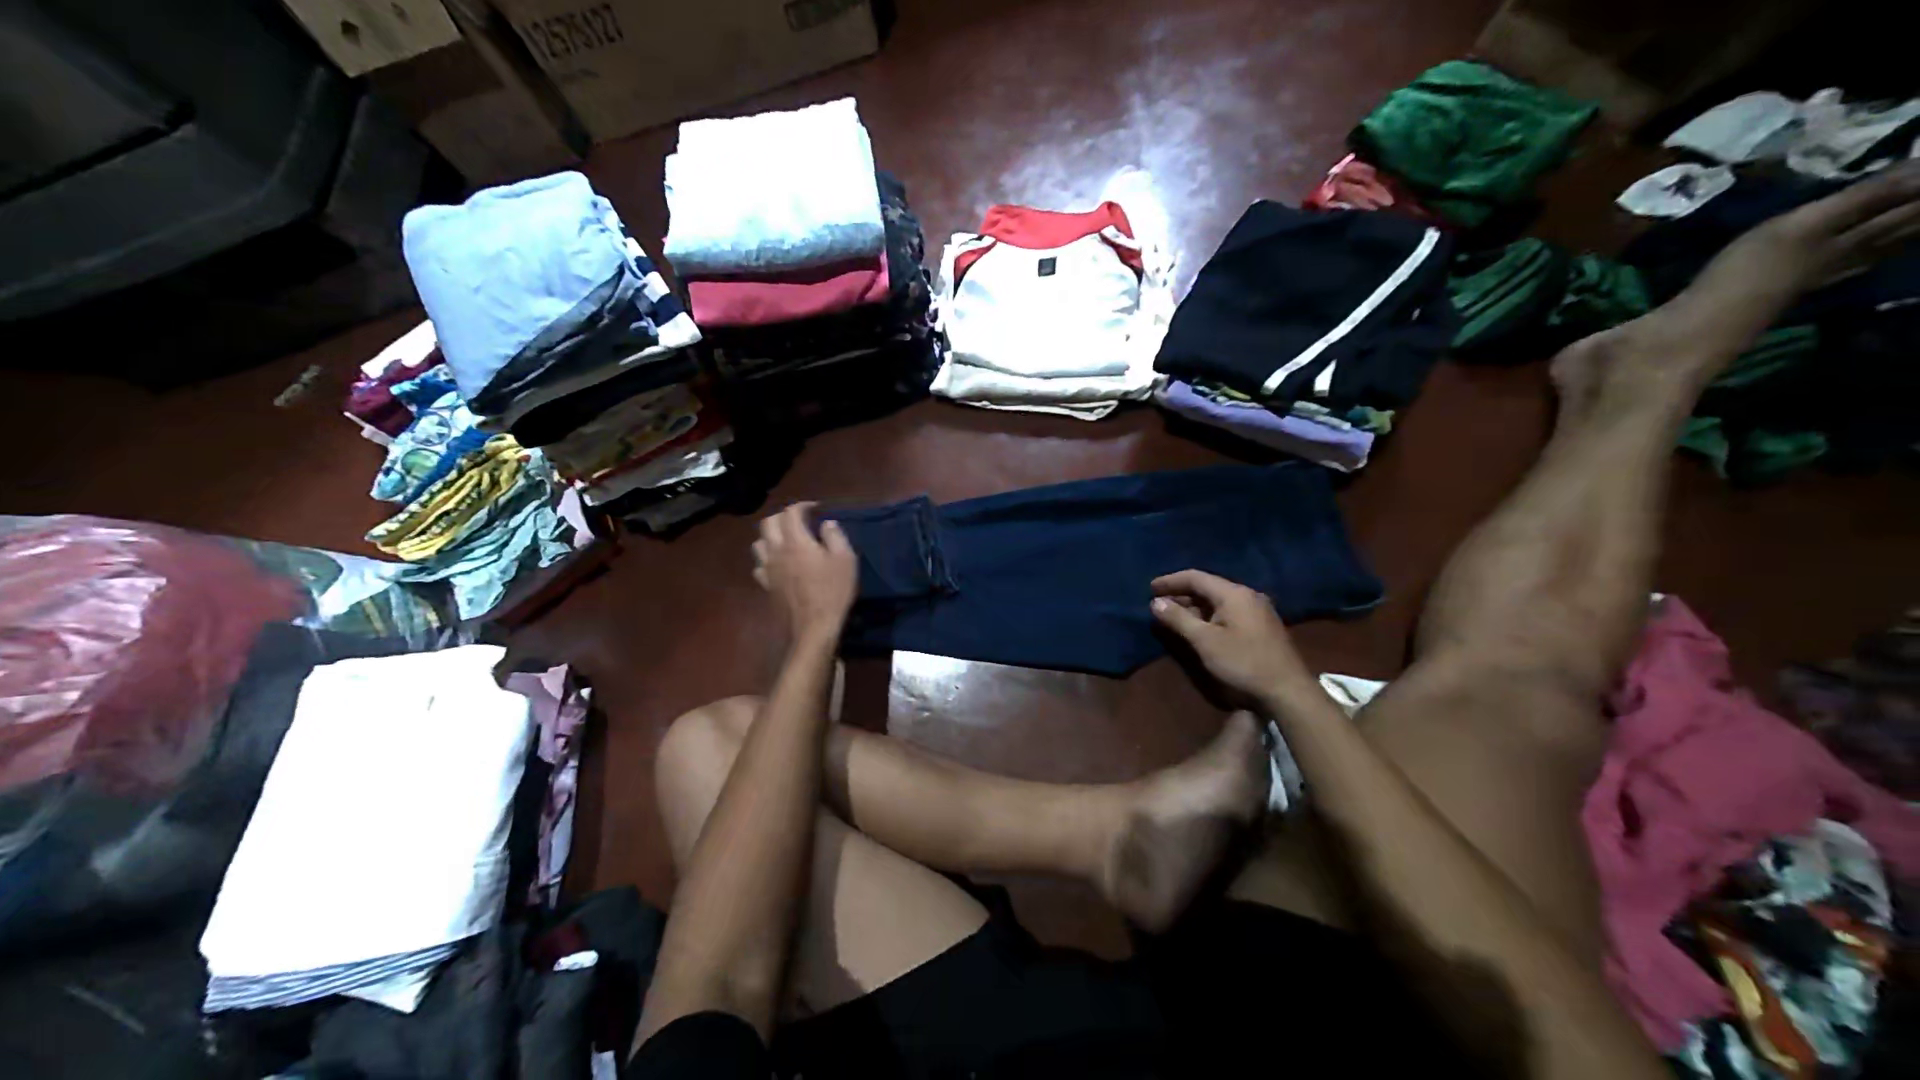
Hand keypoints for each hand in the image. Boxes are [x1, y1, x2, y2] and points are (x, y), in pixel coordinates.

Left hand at [753, 502, 857, 637]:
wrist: (813, 627)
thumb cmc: (832, 591)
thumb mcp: (845, 560)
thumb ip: (835, 536)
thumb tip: (826, 524)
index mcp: (795, 541)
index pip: (790, 512)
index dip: (802, 506)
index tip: (816, 509)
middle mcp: (776, 551)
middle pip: (767, 523)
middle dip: (782, 517)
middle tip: (799, 521)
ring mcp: (767, 569)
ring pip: (758, 543)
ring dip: (771, 536)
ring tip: (786, 540)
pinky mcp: (766, 586)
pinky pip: (759, 566)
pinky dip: (767, 559)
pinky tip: (778, 565)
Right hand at [1150, 569, 1315, 709]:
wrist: (1287, 690)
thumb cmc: (1243, 662)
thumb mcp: (1205, 641)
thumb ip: (1179, 619)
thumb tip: (1156, 602)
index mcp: (1234, 594)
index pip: (1196, 577)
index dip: (1170, 581)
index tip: (1150, 588)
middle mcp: (1247, 595)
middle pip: (1208, 587)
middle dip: (1181, 594)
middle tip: (1158, 604)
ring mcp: (1257, 610)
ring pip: (1218, 600)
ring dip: (1194, 606)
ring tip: (1174, 617)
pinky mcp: (1261, 625)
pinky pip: (1228, 611)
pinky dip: (1209, 615)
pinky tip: (1199, 627)